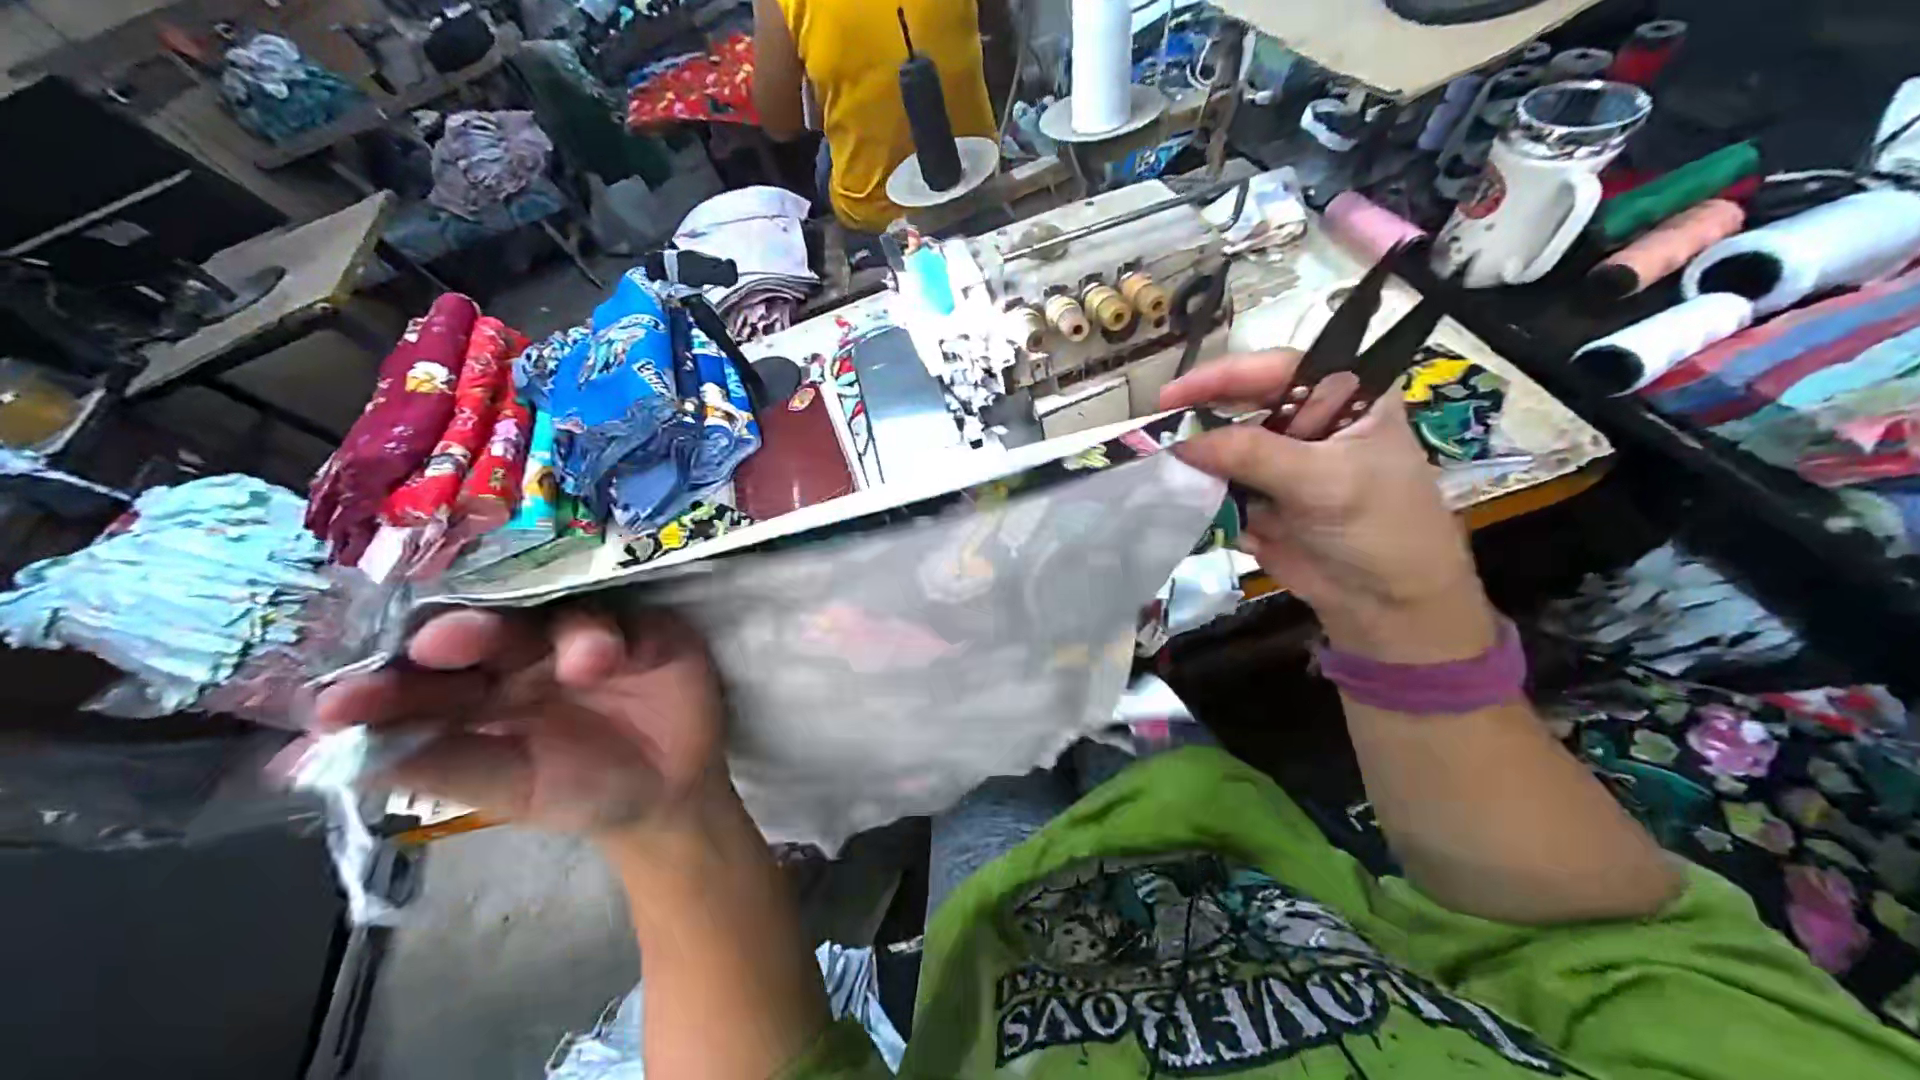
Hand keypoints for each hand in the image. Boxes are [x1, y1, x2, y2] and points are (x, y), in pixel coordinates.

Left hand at [312, 608, 729, 837]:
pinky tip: (604, 658)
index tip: (336, 707)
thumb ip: (429, 768)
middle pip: (483, 631)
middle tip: (435, 644)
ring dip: (547, 633)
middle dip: (459, 635)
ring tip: (551, 664)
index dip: (383, 687)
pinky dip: (606, 634)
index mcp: (476, 693)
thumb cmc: (580, 792)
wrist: (671, 791)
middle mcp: (521, 653)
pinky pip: (618, 620)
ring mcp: (579, 634)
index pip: (422, 680)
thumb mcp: (506, 788)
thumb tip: (303, 763)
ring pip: (552, 617)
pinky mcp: (638, 628)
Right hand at [1160, 349, 1496, 662]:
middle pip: (1242, 407)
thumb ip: (1252, 453)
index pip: (1276, 369)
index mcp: (1345, 399)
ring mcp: (1282, 465)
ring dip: (1194, 460)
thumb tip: (1181, 440)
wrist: (1390, 608)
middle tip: (1155, 433)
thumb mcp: (1324, 481)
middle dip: (1200, 420)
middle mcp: (1311, 424)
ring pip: (1225, 449)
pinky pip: (1220, 489)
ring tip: (1157, 468)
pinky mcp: (1261, 502)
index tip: (1172, 396)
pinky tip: (1174, 497)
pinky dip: (1198, 494)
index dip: (1222, 377)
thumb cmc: (1380, 528)